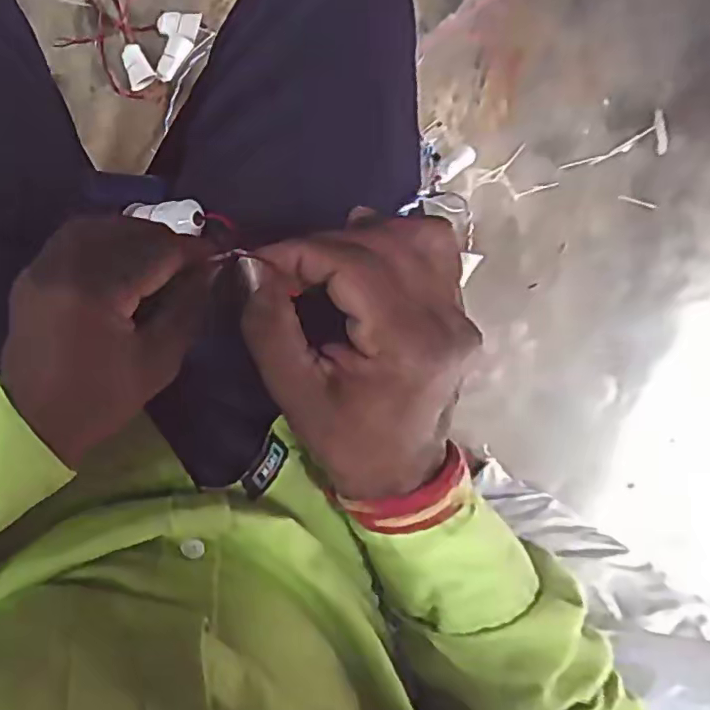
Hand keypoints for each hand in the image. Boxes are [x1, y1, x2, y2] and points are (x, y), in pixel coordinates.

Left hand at [1, 215, 215, 465]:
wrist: (33, 422)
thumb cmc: (98, 401)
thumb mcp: (157, 362)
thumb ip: (187, 308)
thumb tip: (209, 270)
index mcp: (95, 290)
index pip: (154, 251)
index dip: (192, 250)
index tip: (218, 255)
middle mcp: (63, 266)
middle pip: (123, 230)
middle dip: (163, 238)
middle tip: (191, 258)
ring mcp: (41, 267)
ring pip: (95, 226)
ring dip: (132, 233)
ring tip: (158, 254)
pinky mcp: (31, 274)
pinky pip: (71, 239)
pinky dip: (102, 239)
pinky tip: (122, 258)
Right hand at [239, 211, 480, 500]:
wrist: (399, 473)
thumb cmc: (341, 438)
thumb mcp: (291, 389)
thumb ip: (268, 325)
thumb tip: (250, 267)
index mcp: (404, 344)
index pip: (353, 265)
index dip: (298, 252)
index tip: (257, 262)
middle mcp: (445, 320)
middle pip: (383, 244)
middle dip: (320, 244)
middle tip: (279, 267)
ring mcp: (460, 314)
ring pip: (418, 237)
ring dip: (359, 236)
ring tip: (319, 259)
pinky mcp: (458, 312)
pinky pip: (432, 252)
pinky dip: (391, 241)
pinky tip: (358, 256)